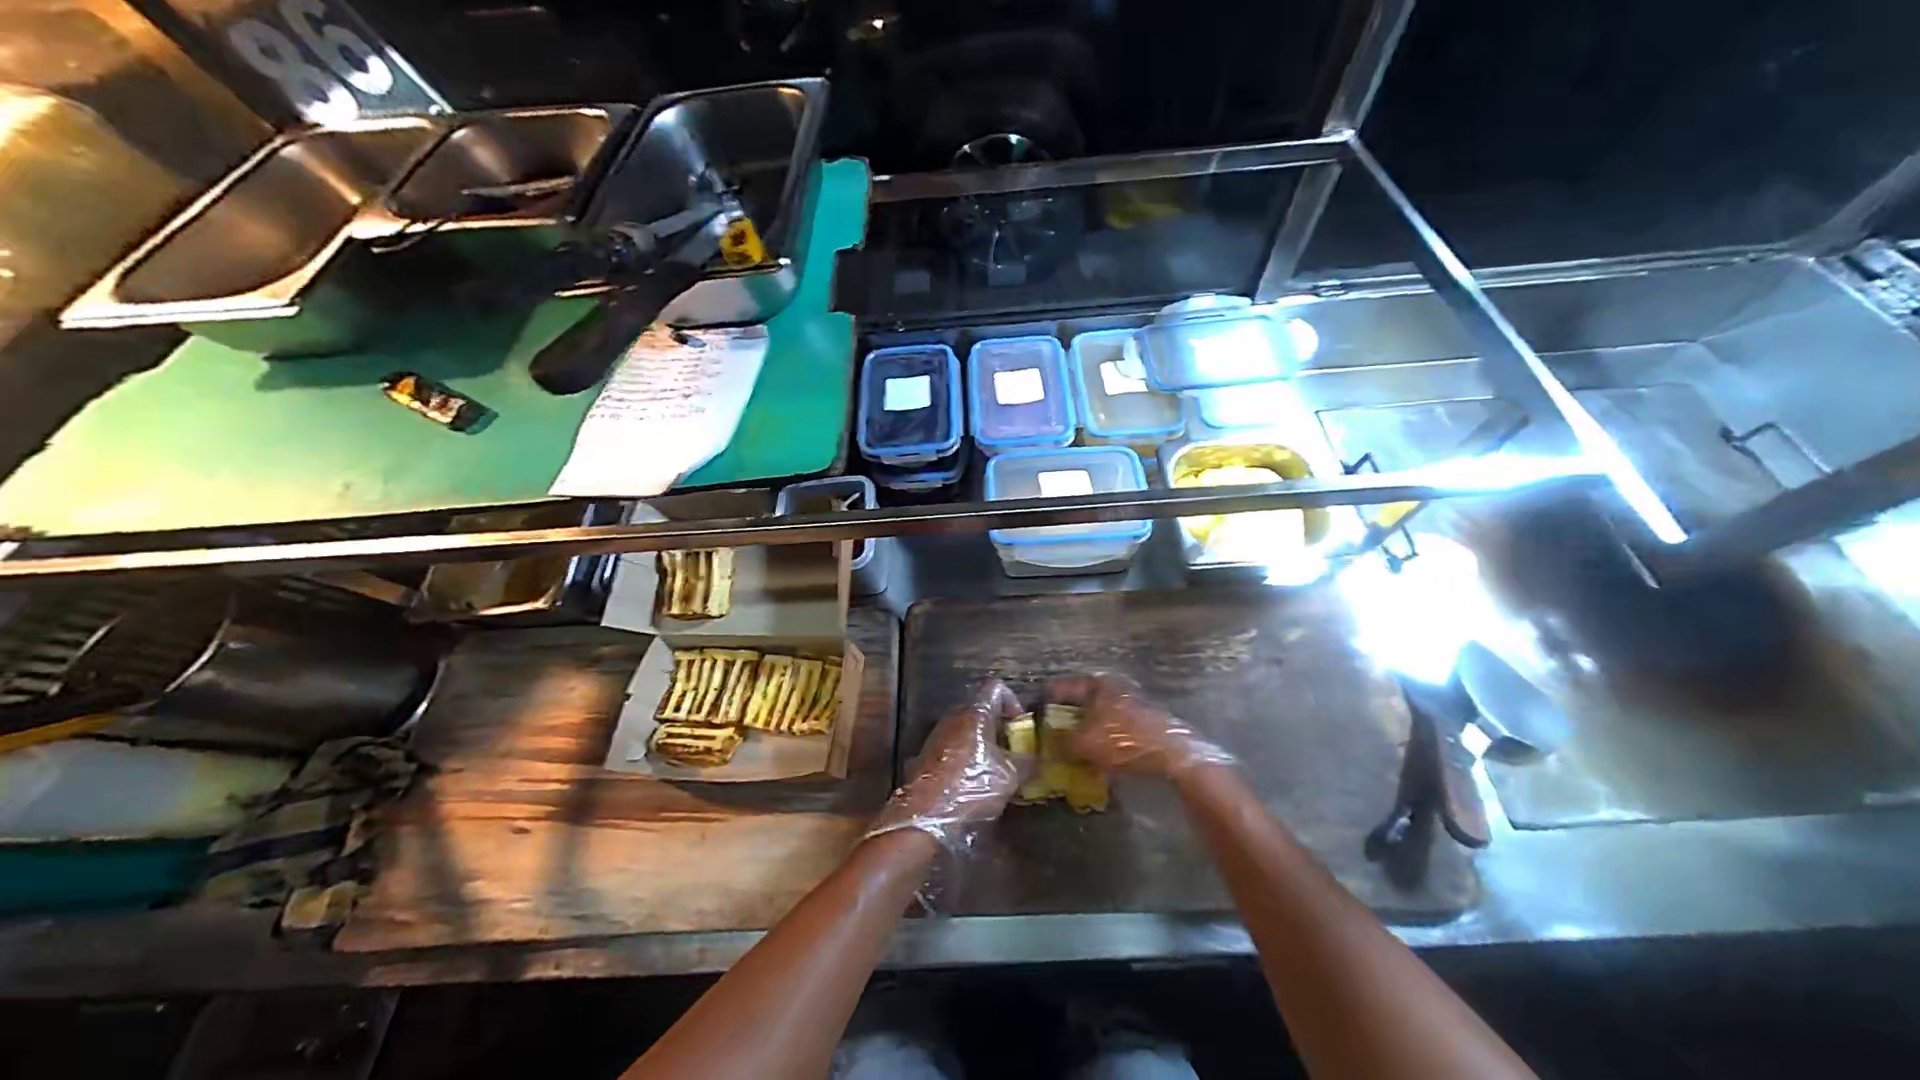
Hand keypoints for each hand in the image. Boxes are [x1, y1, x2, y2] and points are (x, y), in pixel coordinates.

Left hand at [866, 679, 1024, 851]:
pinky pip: (951, 745)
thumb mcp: (1010, 776)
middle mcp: (952, 718)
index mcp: (974, 715)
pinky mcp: (925, 754)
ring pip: (964, 727)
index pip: (995, 688)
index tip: (1019, 725)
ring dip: (981, 740)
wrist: (927, 816)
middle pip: (979, 708)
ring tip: (993, 766)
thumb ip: (1026, 761)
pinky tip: (970, 780)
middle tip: (1011, 747)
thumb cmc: (972, 788)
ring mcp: (936, 735)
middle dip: (998, 724)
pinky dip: (965, 754)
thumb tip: (1035, 757)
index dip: (1012, 701)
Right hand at [1046, 673, 1235, 778]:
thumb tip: (1050, 745)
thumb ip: (1061, 742)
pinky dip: (1102, 740)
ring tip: (1070, 750)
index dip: (1045, 701)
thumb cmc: (1124, 742)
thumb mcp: (1084, 744)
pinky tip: (1095, 757)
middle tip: (1049, 737)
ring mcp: (1131, 704)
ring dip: (1084, 732)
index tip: (1034, 717)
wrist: (1174, 757)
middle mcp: (1114, 688)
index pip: (1062, 686)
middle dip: (1065, 719)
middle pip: (1081, 701)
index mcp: (1098, 684)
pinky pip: (1113, 729)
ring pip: (1098, 716)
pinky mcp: (1143, 723)